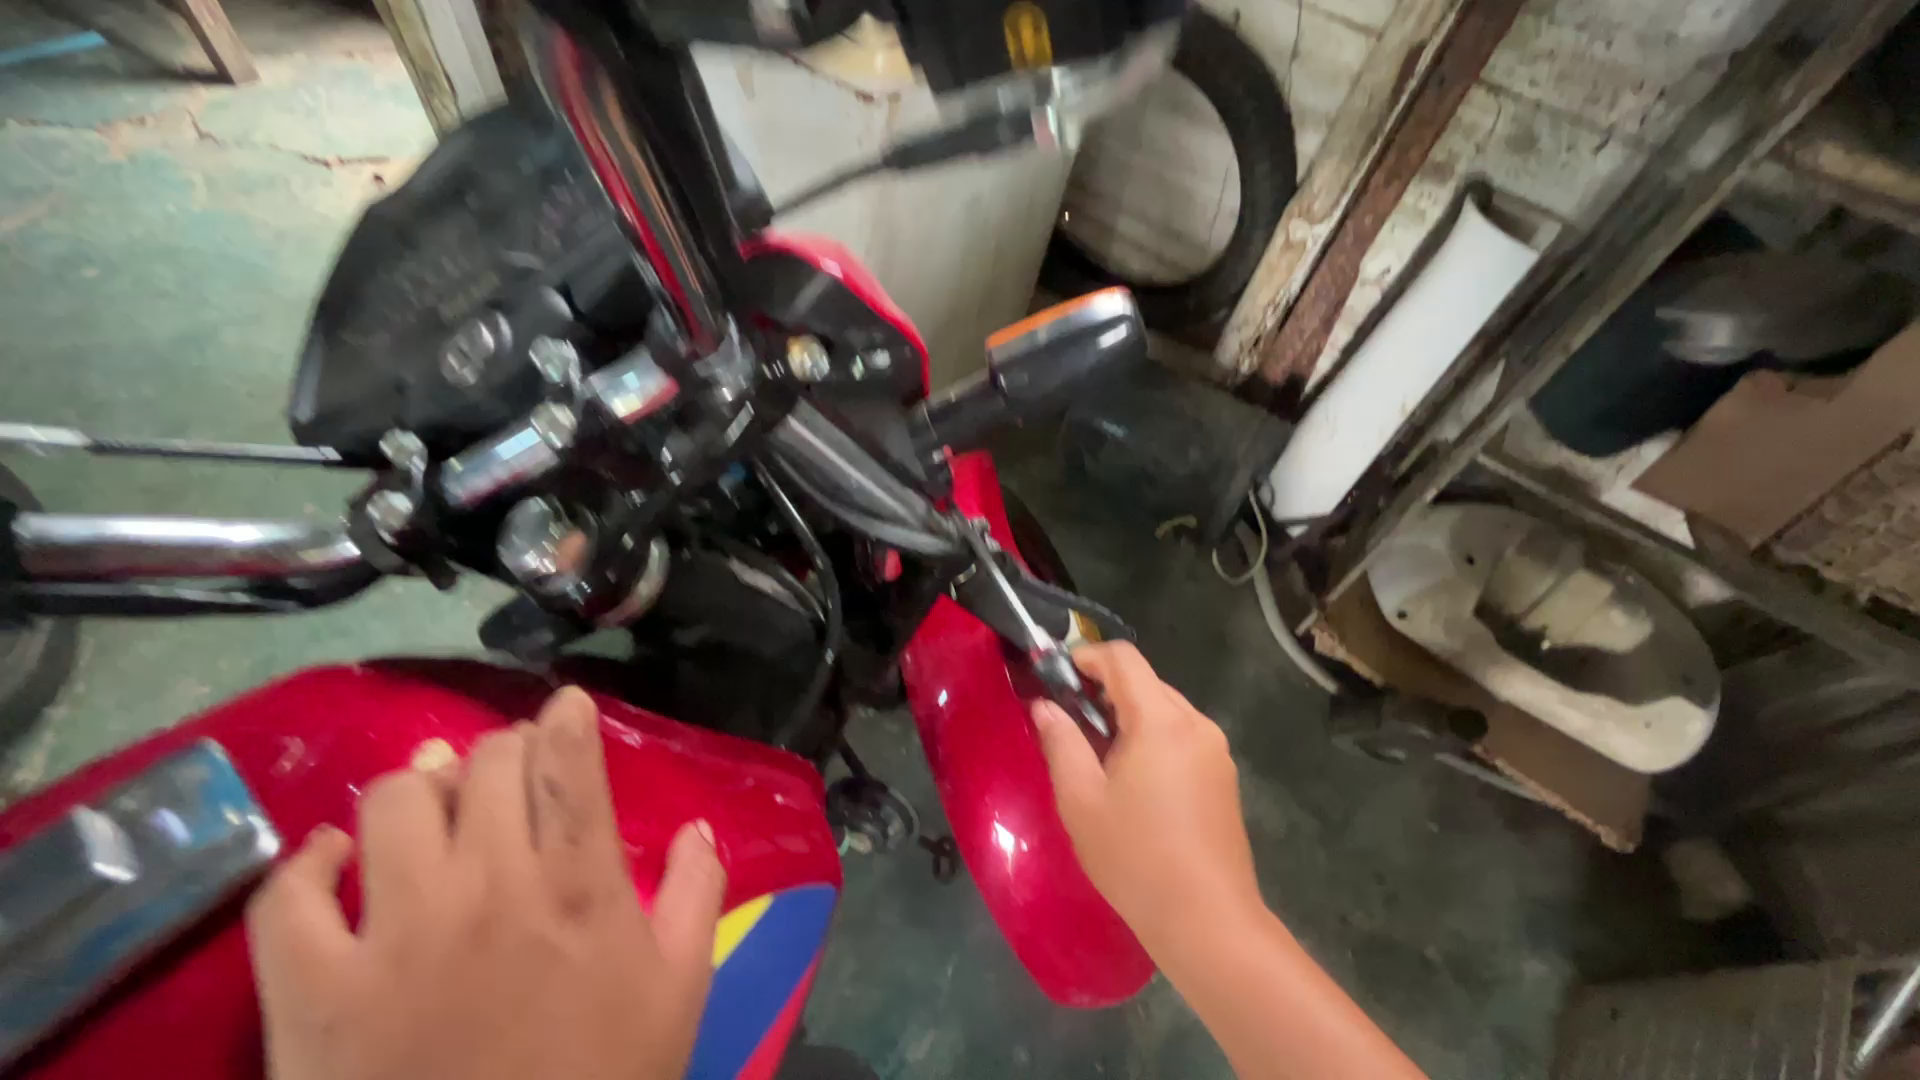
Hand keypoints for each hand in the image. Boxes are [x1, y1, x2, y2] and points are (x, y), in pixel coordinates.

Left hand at [246, 687, 727, 1079]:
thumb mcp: (680, 991)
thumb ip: (696, 897)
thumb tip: (697, 828)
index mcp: (579, 888)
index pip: (569, 768)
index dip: (566, 721)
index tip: (564, 702)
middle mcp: (489, 888)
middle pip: (485, 767)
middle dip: (502, 748)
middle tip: (506, 765)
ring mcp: (396, 935)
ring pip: (394, 803)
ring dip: (419, 784)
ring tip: (430, 795)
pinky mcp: (314, 992)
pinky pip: (290, 895)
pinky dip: (307, 861)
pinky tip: (330, 854)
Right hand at [1031, 642, 1261, 950]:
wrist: (1207, 920)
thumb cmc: (1135, 857)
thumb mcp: (1081, 799)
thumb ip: (1060, 742)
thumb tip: (1045, 706)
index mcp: (1161, 720)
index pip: (1123, 658)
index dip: (1085, 657)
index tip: (1055, 678)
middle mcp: (1196, 724)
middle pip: (1145, 682)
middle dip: (1104, 690)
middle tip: (1068, 723)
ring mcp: (1216, 751)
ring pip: (1165, 710)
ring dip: (1128, 716)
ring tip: (1097, 757)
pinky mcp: (1224, 777)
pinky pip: (1181, 737)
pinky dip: (1152, 739)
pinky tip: (1133, 782)